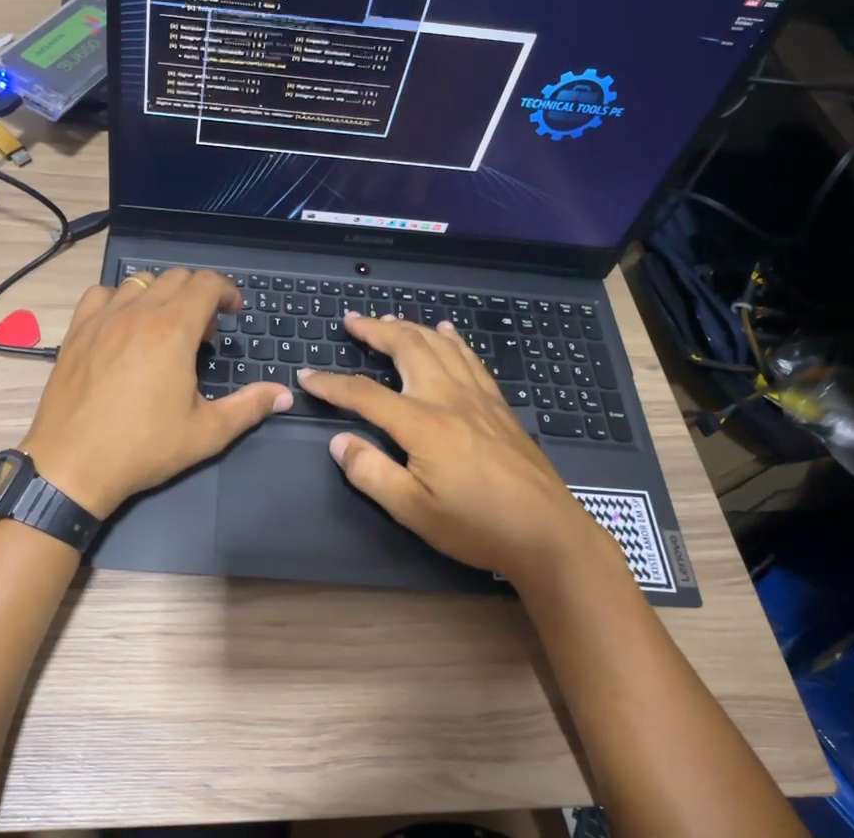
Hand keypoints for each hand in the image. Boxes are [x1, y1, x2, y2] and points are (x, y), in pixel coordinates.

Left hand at [18, 268, 292, 517]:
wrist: (72, 465)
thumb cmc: (143, 448)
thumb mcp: (206, 433)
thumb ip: (248, 407)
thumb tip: (283, 394)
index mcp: (173, 330)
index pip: (207, 283)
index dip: (227, 292)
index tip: (233, 313)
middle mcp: (138, 312)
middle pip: (175, 277)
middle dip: (198, 296)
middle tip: (202, 334)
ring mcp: (102, 319)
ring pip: (139, 283)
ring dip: (160, 297)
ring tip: (164, 330)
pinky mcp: (77, 331)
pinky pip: (101, 295)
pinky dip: (119, 301)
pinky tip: (122, 328)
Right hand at [295, 313, 613, 584]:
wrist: (547, 533)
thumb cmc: (476, 525)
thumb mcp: (412, 511)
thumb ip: (370, 473)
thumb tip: (340, 442)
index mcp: (422, 424)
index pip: (365, 393)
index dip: (331, 384)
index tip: (306, 376)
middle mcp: (449, 398)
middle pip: (407, 348)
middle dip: (375, 330)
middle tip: (351, 321)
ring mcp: (478, 398)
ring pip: (440, 345)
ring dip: (409, 328)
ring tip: (387, 320)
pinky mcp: (499, 406)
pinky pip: (470, 358)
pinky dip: (452, 340)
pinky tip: (445, 331)